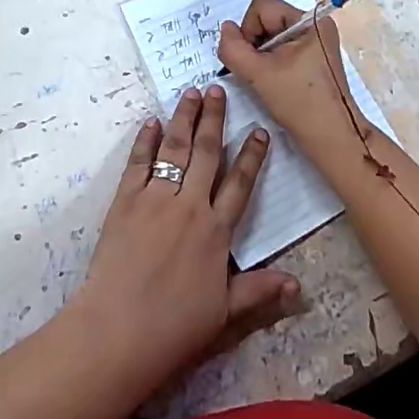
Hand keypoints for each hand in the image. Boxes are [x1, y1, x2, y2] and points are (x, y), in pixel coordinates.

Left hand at [73, 85, 302, 387]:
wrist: (119, 330)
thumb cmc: (174, 327)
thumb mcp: (224, 314)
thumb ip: (259, 291)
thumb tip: (299, 286)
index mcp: (216, 232)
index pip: (239, 184)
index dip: (251, 156)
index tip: (259, 130)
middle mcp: (189, 206)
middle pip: (207, 153)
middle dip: (214, 119)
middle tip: (218, 89)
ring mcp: (155, 199)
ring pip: (175, 149)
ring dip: (184, 119)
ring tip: (191, 93)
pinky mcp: (125, 201)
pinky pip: (138, 163)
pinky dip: (146, 140)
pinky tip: (151, 122)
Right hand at [218, 0, 363, 147]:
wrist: (332, 137)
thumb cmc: (299, 103)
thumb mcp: (257, 74)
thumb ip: (232, 48)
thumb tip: (226, 29)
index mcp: (309, 20)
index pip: (261, 8)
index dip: (247, 31)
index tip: (251, 60)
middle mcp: (316, 23)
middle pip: (267, 18)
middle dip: (254, 43)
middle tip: (257, 71)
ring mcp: (317, 40)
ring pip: (272, 34)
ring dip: (261, 54)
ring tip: (266, 78)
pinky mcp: (315, 55)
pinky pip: (283, 46)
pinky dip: (272, 61)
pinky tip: (275, 81)